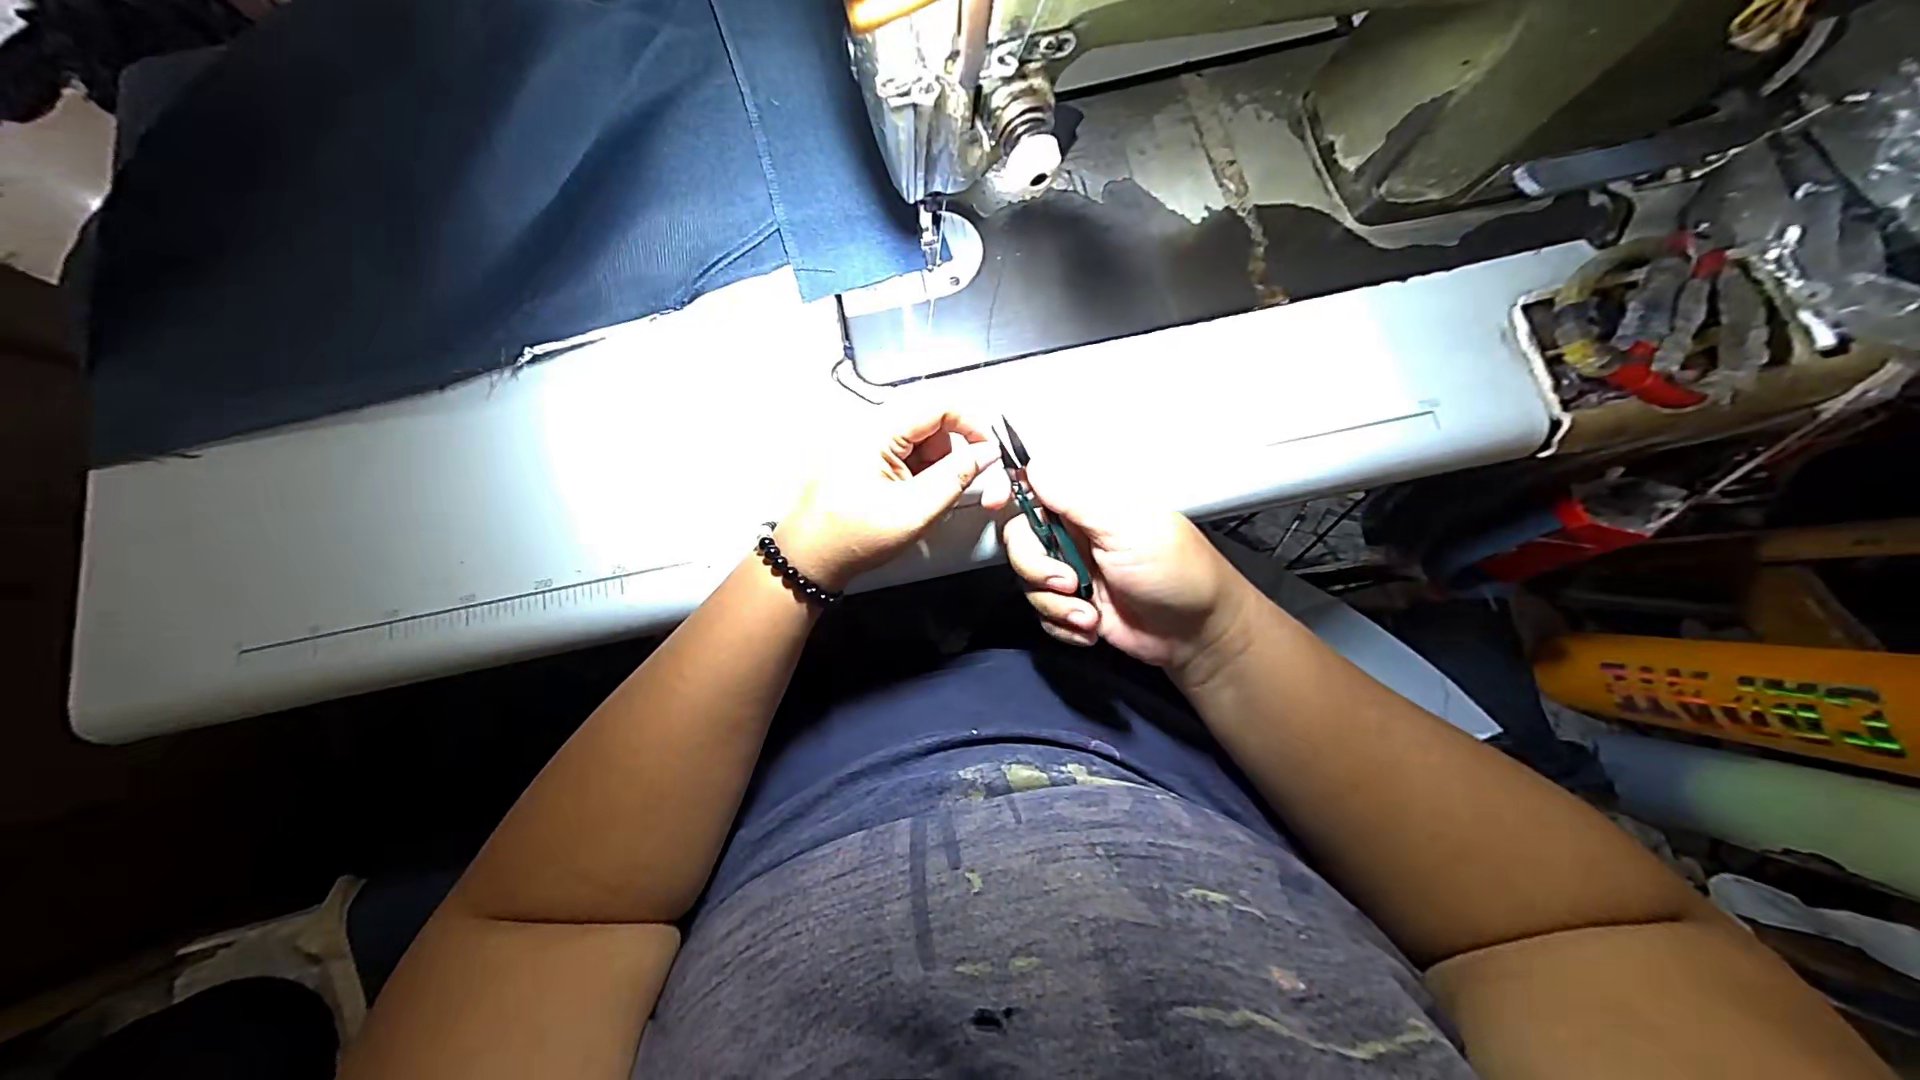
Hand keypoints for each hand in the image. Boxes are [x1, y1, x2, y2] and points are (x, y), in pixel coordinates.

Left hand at [774, 408, 1010, 590]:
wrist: (808, 558)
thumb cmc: (850, 539)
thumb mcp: (915, 511)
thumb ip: (957, 477)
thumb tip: (985, 454)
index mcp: (875, 431)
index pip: (939, 404)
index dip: (972, 425)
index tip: (988, 451)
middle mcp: (866, 426)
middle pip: (931, 419)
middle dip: (951, 451)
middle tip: (951, 486)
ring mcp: (862, 439)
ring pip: (920, 436)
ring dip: (934, 464)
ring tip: (920, 499)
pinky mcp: (862, 454)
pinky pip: (903, 450)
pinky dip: (917, 471)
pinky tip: (908, 497)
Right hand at [1003, 458, 1251, 675]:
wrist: (1195, 635)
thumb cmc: (1177, 572)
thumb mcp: (1128, 526)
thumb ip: (1077, 497)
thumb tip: (1034, 465)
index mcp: (1090, 500)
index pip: (1035, 481)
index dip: (1008, 487)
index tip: (997, 501)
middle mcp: (1075, 529)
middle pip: (1019, 536)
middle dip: (1036, 567)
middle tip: (1068, 583)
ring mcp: (1071, 567)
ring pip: (1026, 578)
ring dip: (1054, 603)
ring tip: (1089, 613)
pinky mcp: (1071, 602)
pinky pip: (1040, 609)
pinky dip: (1062, 623)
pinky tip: (1091, 625)